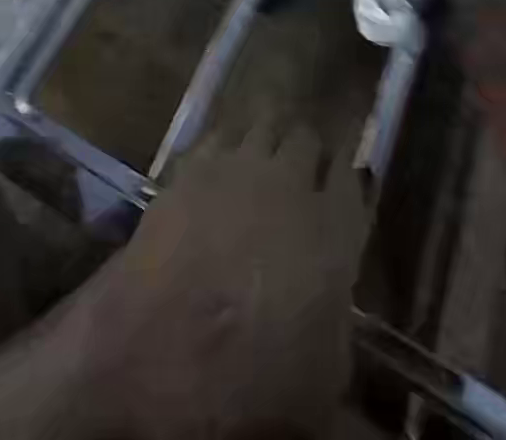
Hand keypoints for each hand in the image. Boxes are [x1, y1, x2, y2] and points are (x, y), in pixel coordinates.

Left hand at [74, 126, 366, 439]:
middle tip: (300, 169)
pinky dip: (224, 144)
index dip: (345, 176)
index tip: (341, 181)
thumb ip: (337, 318)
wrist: (155, 354)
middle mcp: (289, 184)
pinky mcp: (189, 169)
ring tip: (263, 153)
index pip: (351, 177)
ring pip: (262, 125)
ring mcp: (235, 168)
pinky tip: (220, 164)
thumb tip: (333, 302)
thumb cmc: (250, 379)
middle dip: (306, 149)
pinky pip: (217, 137)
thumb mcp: (323, 375)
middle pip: (306, 138)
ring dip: (267, 136)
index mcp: (332, 230)